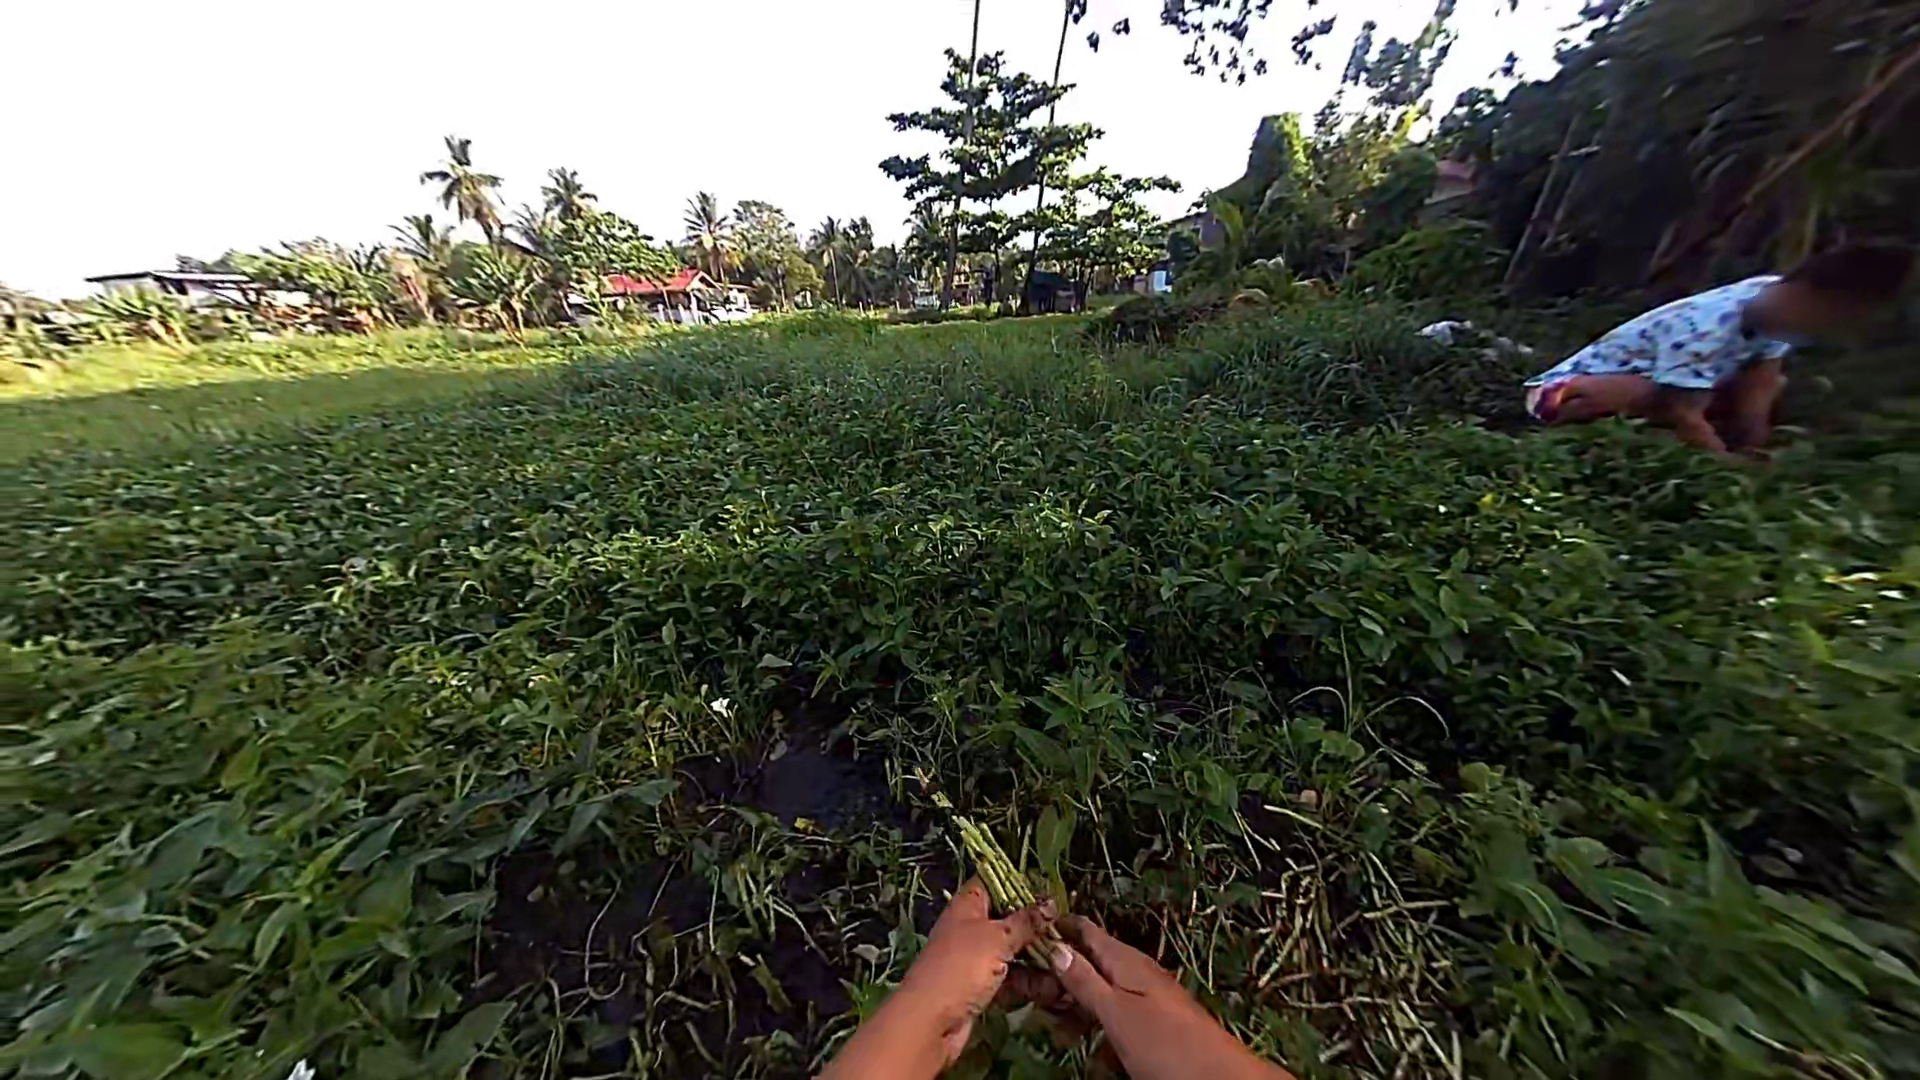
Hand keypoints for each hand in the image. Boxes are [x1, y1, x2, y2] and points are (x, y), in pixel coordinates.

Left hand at [819, 879, 1049, 1079]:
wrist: (930, 1021)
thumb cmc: (961, 965)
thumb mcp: (998, 937)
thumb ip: (1026, 921)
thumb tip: (1050, 902)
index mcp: (969, 903)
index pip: (996, 881)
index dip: (1021, 882)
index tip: (1049, 889)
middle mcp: (972, 926)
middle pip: (1008, 918)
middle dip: (1036, 926)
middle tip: (1066, 930)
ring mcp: (976, 957)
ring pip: (1012, 951)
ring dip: (1038, 957)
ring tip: (1066, 963)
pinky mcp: (981, 986)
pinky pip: (1010, 978)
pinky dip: (1030, 982)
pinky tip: (1055, 988)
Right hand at [1026, 916, 1293, 1079]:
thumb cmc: (1166, 1045)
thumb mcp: (1116, 1014)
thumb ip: (1085, 979)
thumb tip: (1054, 945)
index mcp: (1122, 958)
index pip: (1082, 927)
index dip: (1054, 929)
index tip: (1026, 940)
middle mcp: (1132, 970)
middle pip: (1087, 962)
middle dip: (1061, 979)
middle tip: (1036, 1000)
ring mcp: (1144, 996)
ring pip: (1100, 994)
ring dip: (1078, 1010)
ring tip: (1060, 1033)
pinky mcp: (1153, 1023)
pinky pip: (1117, 1017)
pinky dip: (1101, 1030)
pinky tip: (1094, 1055)